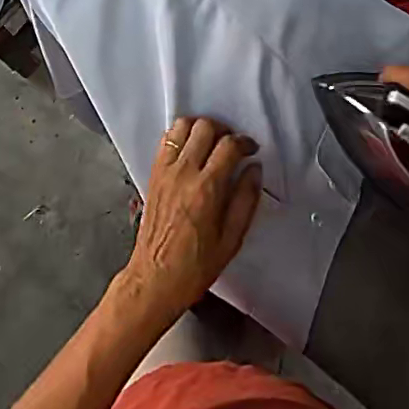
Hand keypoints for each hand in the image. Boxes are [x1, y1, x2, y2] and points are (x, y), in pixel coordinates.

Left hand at [120, 117, 262, 318]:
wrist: (154, 281)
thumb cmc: (194, 266)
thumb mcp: (232, 238)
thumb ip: (246, 199)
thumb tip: (254, 170)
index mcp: (207, 189)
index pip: (230, 145)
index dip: (245, 142)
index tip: (250, 150)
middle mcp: (184, 175)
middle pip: (206, 127)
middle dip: (225, 130)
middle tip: (232, 145)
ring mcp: (165, 173)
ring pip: (182, 127)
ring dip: (201, 128)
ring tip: (211, 142)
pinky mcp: (153, 177)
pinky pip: (165, 141)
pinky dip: (180, 136)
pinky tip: (190, 150)